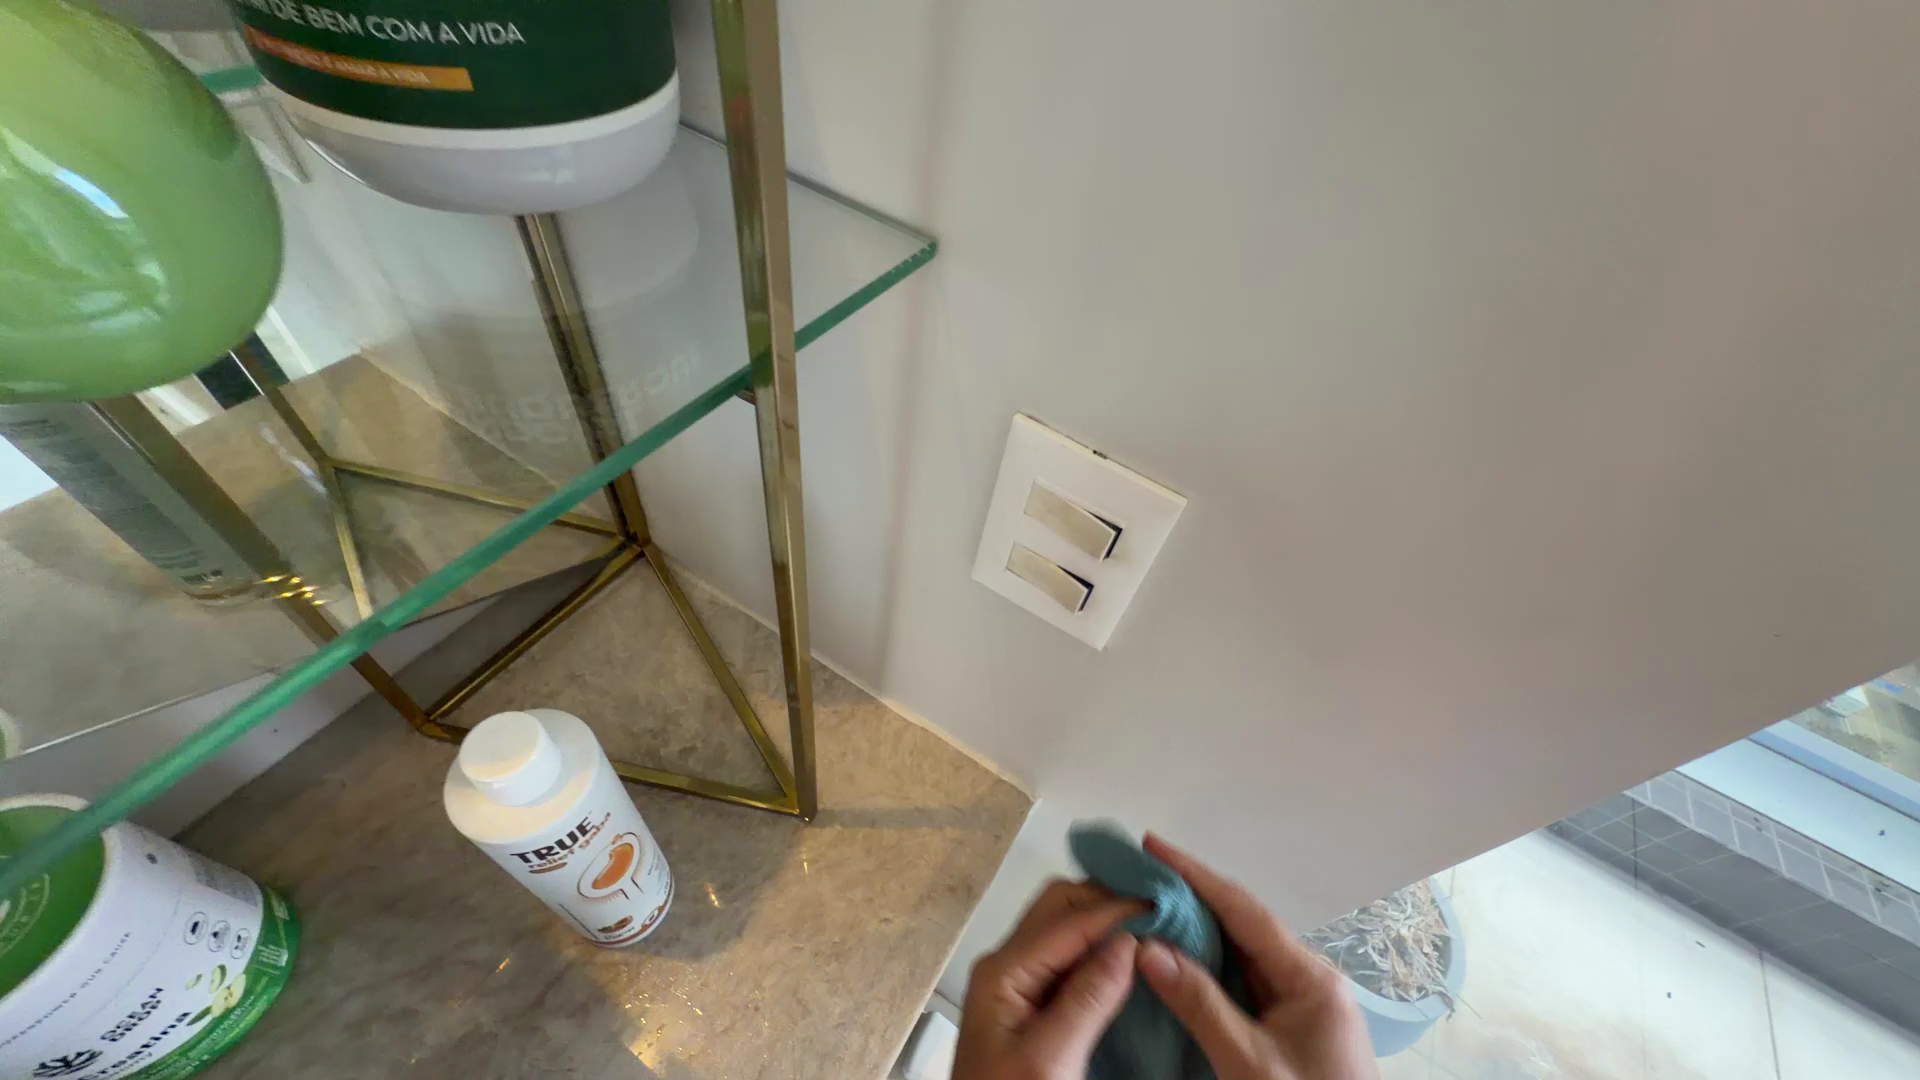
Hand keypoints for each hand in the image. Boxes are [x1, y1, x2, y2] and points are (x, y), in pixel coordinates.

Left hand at [953, 881, 1142, 1079]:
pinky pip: (1067, 958)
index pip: (1065, 918)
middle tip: (1156, 908)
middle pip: (1058, 908)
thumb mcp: (1050, 1060)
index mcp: (1002, 970)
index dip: (1114, 906)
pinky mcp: (1032, 1005)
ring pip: (1064, 928)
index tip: (1163, 903)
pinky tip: (1126, 957)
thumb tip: (1128, 941)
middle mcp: (1007, 964)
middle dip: (1105, 899)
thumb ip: (1087, 998)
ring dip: (1103, 919)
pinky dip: (1098, 948)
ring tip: (1149, 924)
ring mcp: (1018, 983)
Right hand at [1135, 835, 1378, 1079]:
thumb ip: (1200, 1005)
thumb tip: (1146, 947)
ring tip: (1147, 906)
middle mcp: (1309, 978)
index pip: (1243, 909)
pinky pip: (1240, 978)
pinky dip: (1204, 963)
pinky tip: (1175, 955)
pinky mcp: (1289, 1023)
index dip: (1194, 874)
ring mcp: (1300, 1001)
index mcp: (1311, 977)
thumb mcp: (1251, 1065)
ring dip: (1193, 929)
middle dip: (1189, 897)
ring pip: (1238, 951)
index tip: (1151, 844)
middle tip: (1139, 875)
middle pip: (1240, 924)